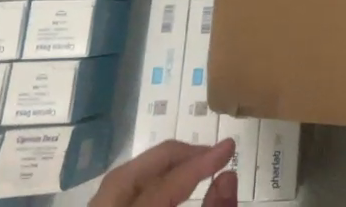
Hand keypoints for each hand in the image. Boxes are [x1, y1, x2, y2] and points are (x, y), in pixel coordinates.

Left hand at [91, 139, 237, 206]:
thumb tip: (228, 175)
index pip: (160, 188)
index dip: (197, 165)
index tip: (229, 146)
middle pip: (127, 177)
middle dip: (172, 158)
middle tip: (210, 155)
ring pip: (119, 185)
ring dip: (158, 171)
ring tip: (194, 169)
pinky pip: (116, 199)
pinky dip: (145, 188)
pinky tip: (170, 189)